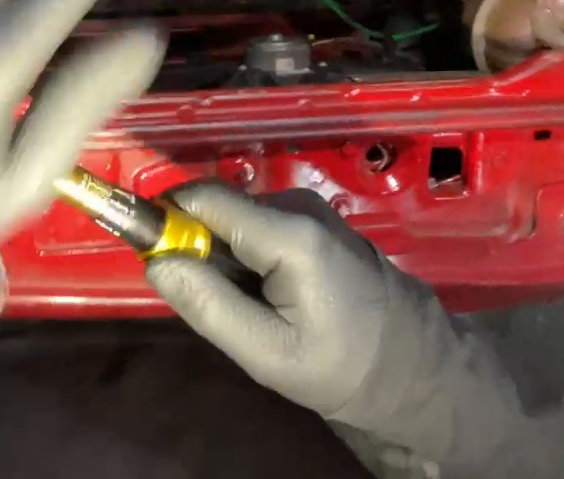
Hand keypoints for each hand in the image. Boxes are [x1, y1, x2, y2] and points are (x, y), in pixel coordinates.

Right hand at [145, 183, 396, 416]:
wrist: (414, 364)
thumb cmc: (341, 365)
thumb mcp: (266, 353)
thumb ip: (208, 305)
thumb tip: (154, 260)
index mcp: (288, 233)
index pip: (203, 198)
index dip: (165, 218)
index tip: (149, 254)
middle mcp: (296, 203)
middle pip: (216, 206)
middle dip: (196, 245)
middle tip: (210, 299)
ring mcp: (305, 204)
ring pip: (232, 215)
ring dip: (221, 252)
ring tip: (247, 302)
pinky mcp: (309, 214)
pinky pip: (253, 221)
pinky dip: (243, 251)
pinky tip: (267, 290)